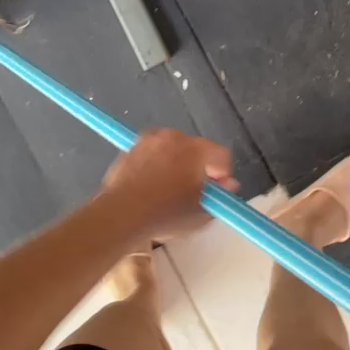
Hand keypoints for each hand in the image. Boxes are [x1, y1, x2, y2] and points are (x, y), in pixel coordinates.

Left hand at [99, 129, 235, 242]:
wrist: (121, 213)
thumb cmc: (166, 213)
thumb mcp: (201, 213)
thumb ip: (220, 197)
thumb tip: (228, 185)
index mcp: (196, 149)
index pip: (220, 154)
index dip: (222, 173)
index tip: (217, 190)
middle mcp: (174, 136)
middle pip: (196, 147)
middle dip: (199, 166)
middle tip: (195, 190)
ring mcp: (149, 138)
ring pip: (172, 147)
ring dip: (177, 161)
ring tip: (170, 187)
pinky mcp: (131, 146)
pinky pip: (152, 151)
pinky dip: (156, 161)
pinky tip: (151, 182)